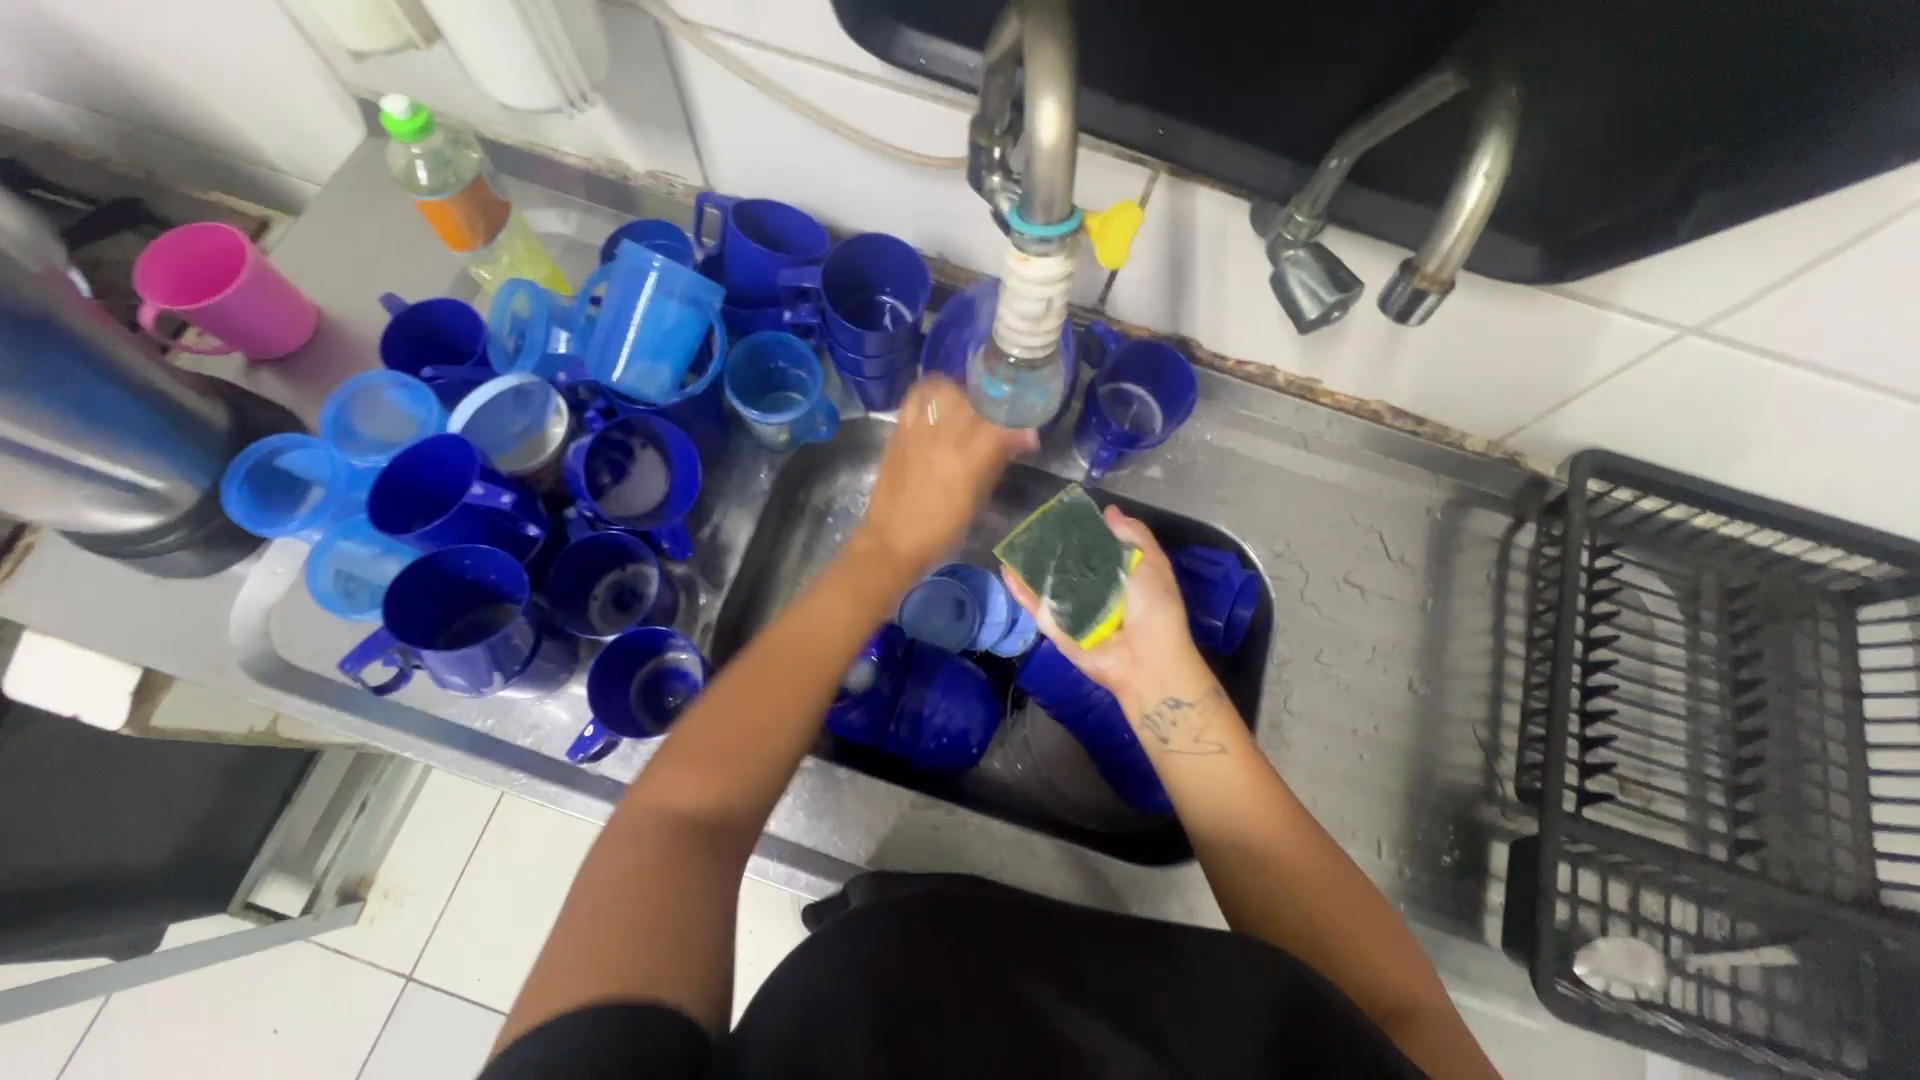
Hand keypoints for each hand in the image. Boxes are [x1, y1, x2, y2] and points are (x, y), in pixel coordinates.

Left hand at [852, 376, 1036, 578]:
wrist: (892, 541)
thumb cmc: (941, 531)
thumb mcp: (978, 500)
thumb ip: (997, 462)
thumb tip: (1022, 437)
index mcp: (968, 460)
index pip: (1001, 422)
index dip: (1018, 421)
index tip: (1025, 429)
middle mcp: (943, 438)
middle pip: (975, 400)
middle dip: (993, 405)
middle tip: (997, 419)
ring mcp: (917, 431)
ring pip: (945, 389)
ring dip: (961, 394)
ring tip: (967, 408)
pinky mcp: (898, 432)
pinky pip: (916, 398)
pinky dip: (932, 395)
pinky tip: (940, 408)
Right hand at [1002, 505, 1209, 711]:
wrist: (1146, 659)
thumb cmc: (1155, 608)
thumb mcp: (1153, 564)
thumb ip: (1134, 536)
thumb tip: (1108, 511)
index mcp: (1120, 577)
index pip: (1097, 549)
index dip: (1084, 532)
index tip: (1067, 512)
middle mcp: (1095, 593)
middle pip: (1069, 566)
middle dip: (1055, 547)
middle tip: (1036, 523)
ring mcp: (1073, 612)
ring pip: (1049, 584)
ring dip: (1032, 565)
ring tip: (1015, 541)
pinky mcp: (1057, 629)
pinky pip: (1037, 607)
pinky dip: (1021, 591)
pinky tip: (1007, 570)